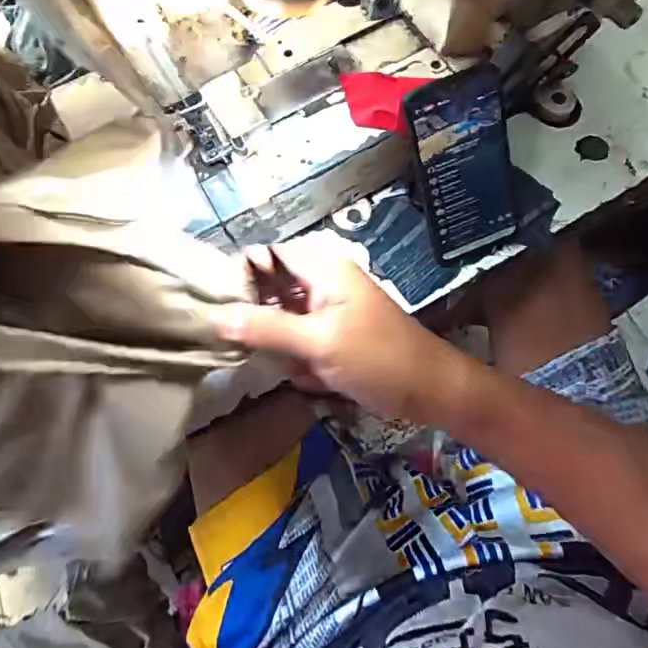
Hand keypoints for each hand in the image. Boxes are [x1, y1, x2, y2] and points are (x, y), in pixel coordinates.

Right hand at [216, 245, 479, 423]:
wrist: (432, 393)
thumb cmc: (379, 358)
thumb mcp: (318, 343)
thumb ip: (265, 328)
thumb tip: (215, 316)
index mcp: (321, 267)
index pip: (266, 255)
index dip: (242, 274)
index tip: (222, 305)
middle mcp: (319, 280)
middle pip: (269, 289)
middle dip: (262, 322)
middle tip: (265, 348)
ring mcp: (324, 308)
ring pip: (279, 320)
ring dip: (282, 347)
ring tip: (302, 367)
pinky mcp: (328, 334)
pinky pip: (295, 341)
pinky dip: (298, 360)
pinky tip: (316, 377)